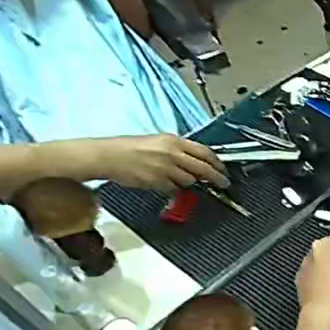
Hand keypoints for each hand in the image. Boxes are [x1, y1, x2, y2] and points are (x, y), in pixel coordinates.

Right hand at [73, 134, 229, 189]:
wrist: (106, 155)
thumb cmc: (129, 148)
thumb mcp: (158, 141)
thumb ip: (178, 150)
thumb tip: (197, 160)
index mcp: (173, 141)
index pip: (205, 152)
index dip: (217, 163)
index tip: (223, 169)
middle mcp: (172, 153)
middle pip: (203, 168)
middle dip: (216, 178)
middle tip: (223, 183)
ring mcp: (165, 168)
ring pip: (190, 180)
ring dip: (190, 183)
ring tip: (182, 180)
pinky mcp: (157, 181)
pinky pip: (174, 189)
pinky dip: (175, 189)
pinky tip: (167, 184)